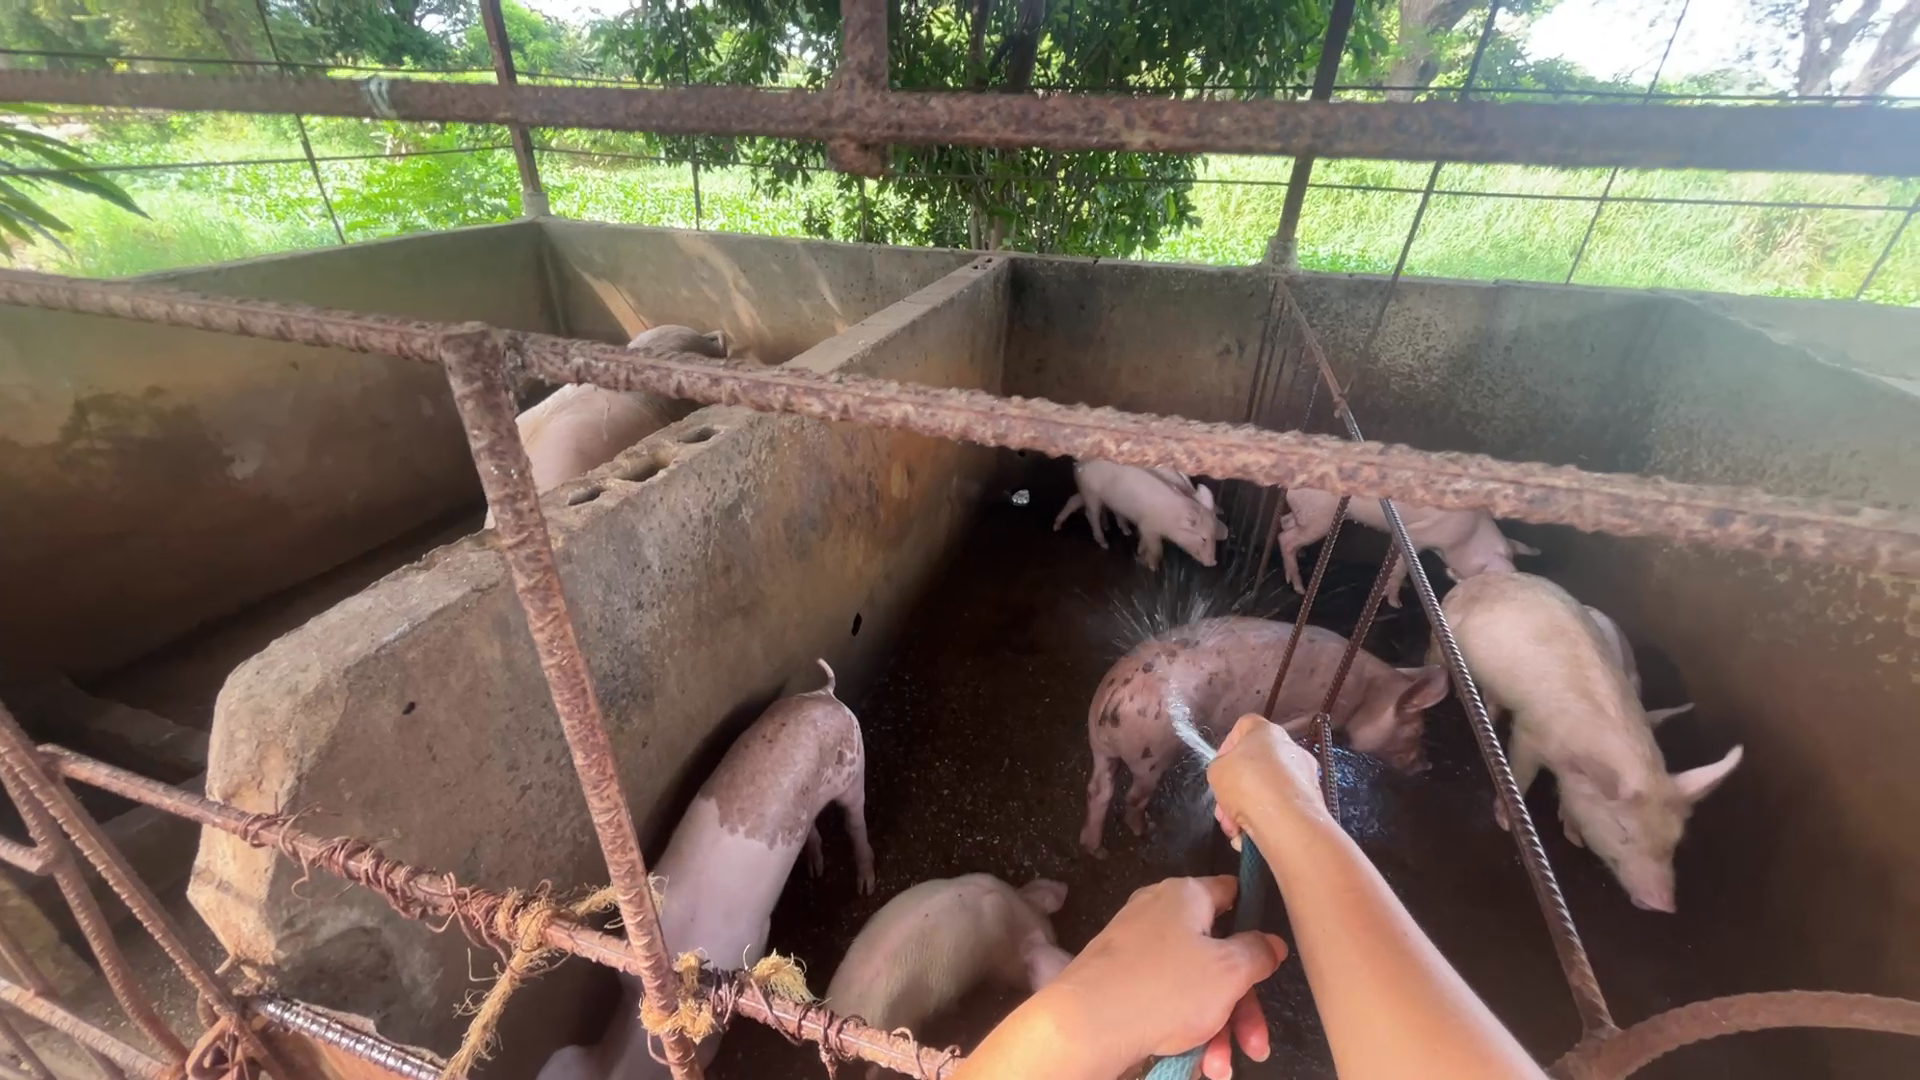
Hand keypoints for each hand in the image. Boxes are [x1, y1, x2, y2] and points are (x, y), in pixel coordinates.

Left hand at [1040, 876, 1286, 1078]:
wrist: (1090, 1018)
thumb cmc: (1168, 985)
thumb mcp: (1229, 971)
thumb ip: (1256, 953)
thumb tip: (1271, 939)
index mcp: (1186, 895)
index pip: (1229, 892)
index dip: (1253, 918)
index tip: (1271, 951)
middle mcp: (1161, 910)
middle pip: (1217, 951)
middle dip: (1241, 1003)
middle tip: (1255, 1045)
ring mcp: (1139, 941)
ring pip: (1194, 981)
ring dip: (1216, 1027)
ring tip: (1220, 1068)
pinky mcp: (1124, 971)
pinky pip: (1166, 994)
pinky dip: (1185, 1025)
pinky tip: (1197, 1062)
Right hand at [1208, 714, 1333, 846]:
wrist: (1286, 821)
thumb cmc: (1246, 784)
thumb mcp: (1215, 771)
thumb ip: (1221, 768)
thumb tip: (1231, 777)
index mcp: (1267, 731)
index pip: (1244, 727)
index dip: (1227, 747)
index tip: (1221, 768)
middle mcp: (1291, 749)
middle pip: (1255, 764)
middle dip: (1236, 787)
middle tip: (1224, 808)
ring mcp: (1305, 777)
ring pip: (1267, 789)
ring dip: (1248, 807)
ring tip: (1235, 828)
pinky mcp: (1313, 803)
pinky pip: (1282, 807)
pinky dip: (1267, 819)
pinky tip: (1252, 835)